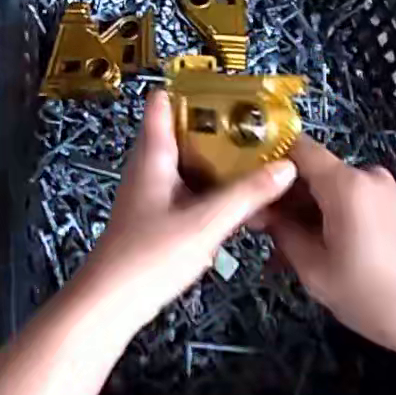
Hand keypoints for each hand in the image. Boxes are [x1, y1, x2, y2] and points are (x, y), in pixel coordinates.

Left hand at [74, 89, 297, 331]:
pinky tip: (232, 199)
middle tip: (253, 125)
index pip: (162, 103)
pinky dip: (206, 186)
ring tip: (251, 157)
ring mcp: (148, 193)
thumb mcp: (205, 224)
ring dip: (213, 158)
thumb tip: (287, 166)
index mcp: (153, 155)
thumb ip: (247, 195)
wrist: (108, 306)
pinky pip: (183, 189)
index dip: (191, 89)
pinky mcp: (153, 217)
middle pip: (178, 132)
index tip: (228, 89)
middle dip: (214, 126)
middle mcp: (148, 167)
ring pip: (183, 163)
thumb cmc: (150, 256)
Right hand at [258, 137, 395, 367]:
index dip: (267, 158)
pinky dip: (328, 218)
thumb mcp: (316, 270)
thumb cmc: (374, 296)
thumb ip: (283, 233)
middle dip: (284, 196)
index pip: (297, 147)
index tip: (244, 181)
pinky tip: (314, 249)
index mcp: (346, 183)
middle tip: (259, 228)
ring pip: (329, 190)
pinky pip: (349, 202)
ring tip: (283, 249)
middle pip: (313, 171)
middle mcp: (366, 176)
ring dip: (304, 211)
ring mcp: (383, 191)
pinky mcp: (393, 208)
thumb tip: (260, 211)